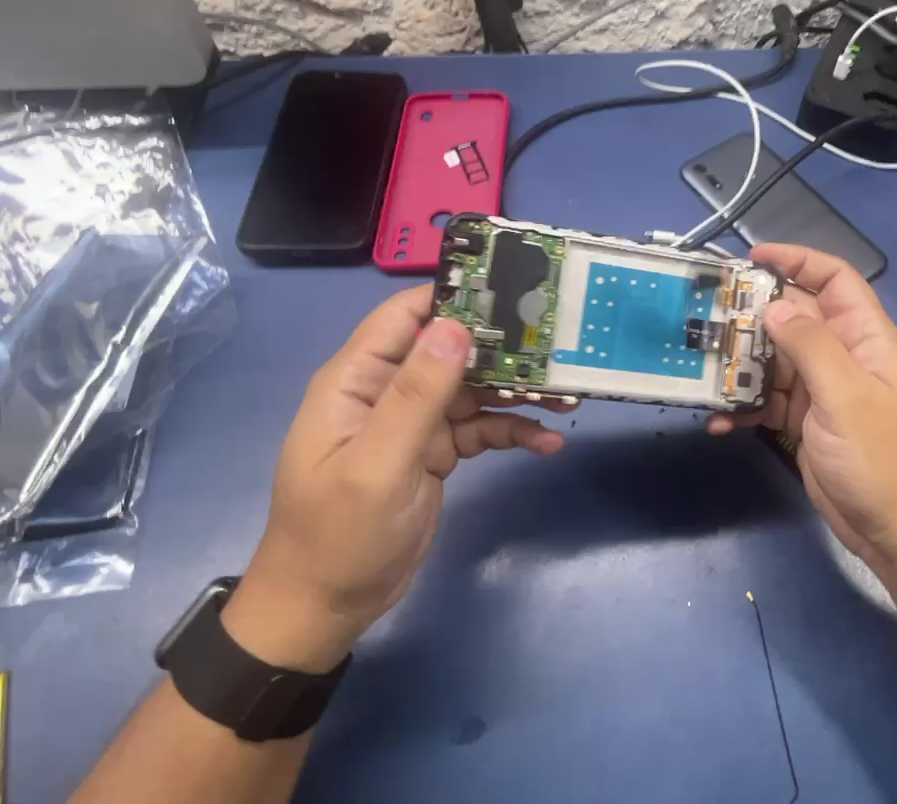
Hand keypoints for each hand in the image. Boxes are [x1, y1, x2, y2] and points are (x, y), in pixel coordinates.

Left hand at [223, 285, 564, 670]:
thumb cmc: (339, 535)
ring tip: (568, 398)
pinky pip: (483, 429)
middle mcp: (389, 390)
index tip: (514, 288)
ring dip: (520, 391)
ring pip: (475, 389)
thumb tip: (456, 326)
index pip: (408, 316)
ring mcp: (416, 422)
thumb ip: (417, 395)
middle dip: (505, 348)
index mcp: (359, 379)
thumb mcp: (378, 465)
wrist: (328, 608)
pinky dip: (514, 432)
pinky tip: (547, 444)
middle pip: (454, 350)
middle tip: (560, 349)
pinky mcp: (437, 451)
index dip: (457, 296)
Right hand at [707, 245, 896, 567]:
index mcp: (867, 339)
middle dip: (756, 315)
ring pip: (776, 360)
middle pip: (797, 318)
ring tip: (704, 367)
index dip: (799, 261)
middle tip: (711, 315)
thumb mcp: (847, 396)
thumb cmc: (882, 459)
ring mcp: (823, 391)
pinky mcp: (805, 423)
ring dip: (742, 364)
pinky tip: (719, 420)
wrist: (896, 532)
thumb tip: (772, 307)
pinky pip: (768, 403)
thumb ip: (809, 346)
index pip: (836, 281)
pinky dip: (744, 408)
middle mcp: (845, 357)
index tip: (754, 258)